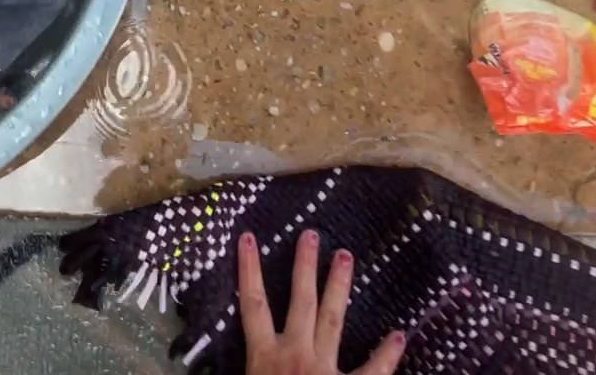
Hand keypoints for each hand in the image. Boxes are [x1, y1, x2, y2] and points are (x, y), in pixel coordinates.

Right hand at [239, 230, 405, 374]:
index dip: (248, 269)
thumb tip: (196, 371)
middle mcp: (296, 355)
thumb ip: (247, 369)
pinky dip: (386, 354)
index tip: (247, 236)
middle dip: (305, 266)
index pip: (253, 305)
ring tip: (346, 257)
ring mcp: (327, 370)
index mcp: (265, 359)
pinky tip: (399, 336)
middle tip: (313, 234)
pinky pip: (373, 372)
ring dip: (339, 287)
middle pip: (300, 301)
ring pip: (333, 319)